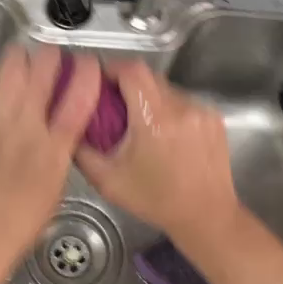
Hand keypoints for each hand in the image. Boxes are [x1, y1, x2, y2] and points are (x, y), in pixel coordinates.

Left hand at [0, 45, 102, 264]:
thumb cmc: (17, 226)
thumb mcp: (54, 190)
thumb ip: (57, 155)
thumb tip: (56, 133)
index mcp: (55, 150)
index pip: (81, 99)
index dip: (88, 74)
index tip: (89, 63)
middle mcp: (27, 128)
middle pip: (44, 74)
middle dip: (51, 56)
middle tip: (51, 54)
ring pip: (11, 70)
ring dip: (19, 56)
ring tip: (21, 53)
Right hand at [77, 60, 241, 243]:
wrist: (205, 215)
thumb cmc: (155, 200)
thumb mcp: (108, 181)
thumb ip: (82, 150)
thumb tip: (69, 123)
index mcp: (154, 120)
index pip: (132, 70)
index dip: (112, 68)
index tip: (99, 81)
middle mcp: (181, 108)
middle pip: (148, 76)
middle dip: (127, 84)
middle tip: (113, 105)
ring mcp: (201, 110)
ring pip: (165, 88)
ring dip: (148, 98)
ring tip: (139, 124)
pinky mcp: (213, 117)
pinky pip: (182, 101)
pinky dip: (167, 109)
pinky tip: (163, 134)